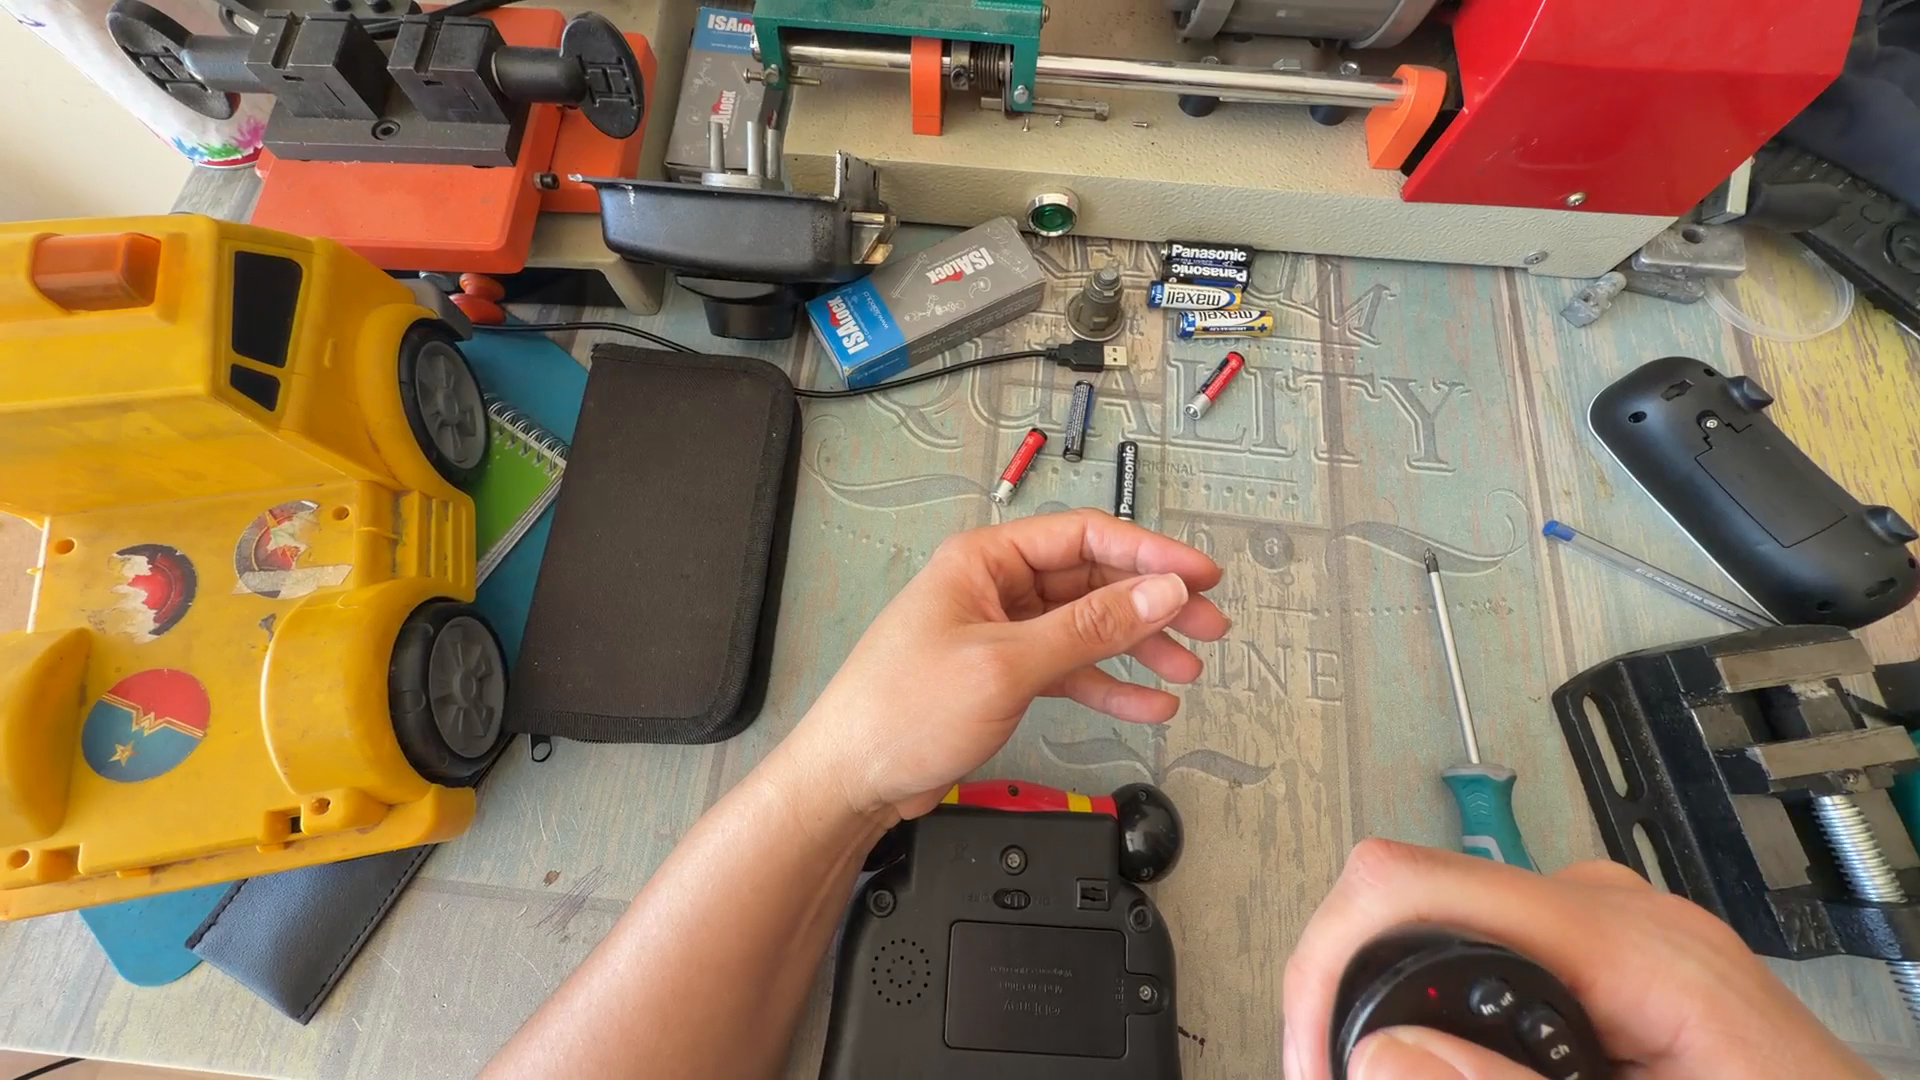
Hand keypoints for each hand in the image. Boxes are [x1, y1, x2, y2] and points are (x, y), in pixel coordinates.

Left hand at [783, 509, 1227, 820]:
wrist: (853, 779)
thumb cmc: (906, 709)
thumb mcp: (1006, 664)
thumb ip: (1089, 628)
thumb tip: (1162, 592)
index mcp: (986, 559)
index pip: (1083, 538)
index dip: (1149, 554)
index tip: (1201, 577)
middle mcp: (997, 587)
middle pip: (1092, 582)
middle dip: (1152, 604)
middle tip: (1210, 627)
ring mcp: (1003, 632)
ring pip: (1087, 627)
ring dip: (1139, 646)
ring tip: (1189, 669)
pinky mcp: (1005, 674)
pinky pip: (1070, 670)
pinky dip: (1108, 686)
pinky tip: (1148, 705)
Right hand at [1283, 840, 1875, 1079]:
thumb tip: (1378, 1056)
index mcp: (1636, 946)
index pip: (1409, 882)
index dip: (1332, 955)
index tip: (1316, 1053)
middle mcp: (1611, 912)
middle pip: (1408, 892)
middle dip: (1348, 984)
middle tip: (1332, 1072)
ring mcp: (1605, 926)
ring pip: (1431, 913)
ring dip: (1381, 994)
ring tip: (1370, 1067)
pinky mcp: (1599, 954)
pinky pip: (1471, 940)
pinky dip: (1426, 997)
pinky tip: (1429, 1054)